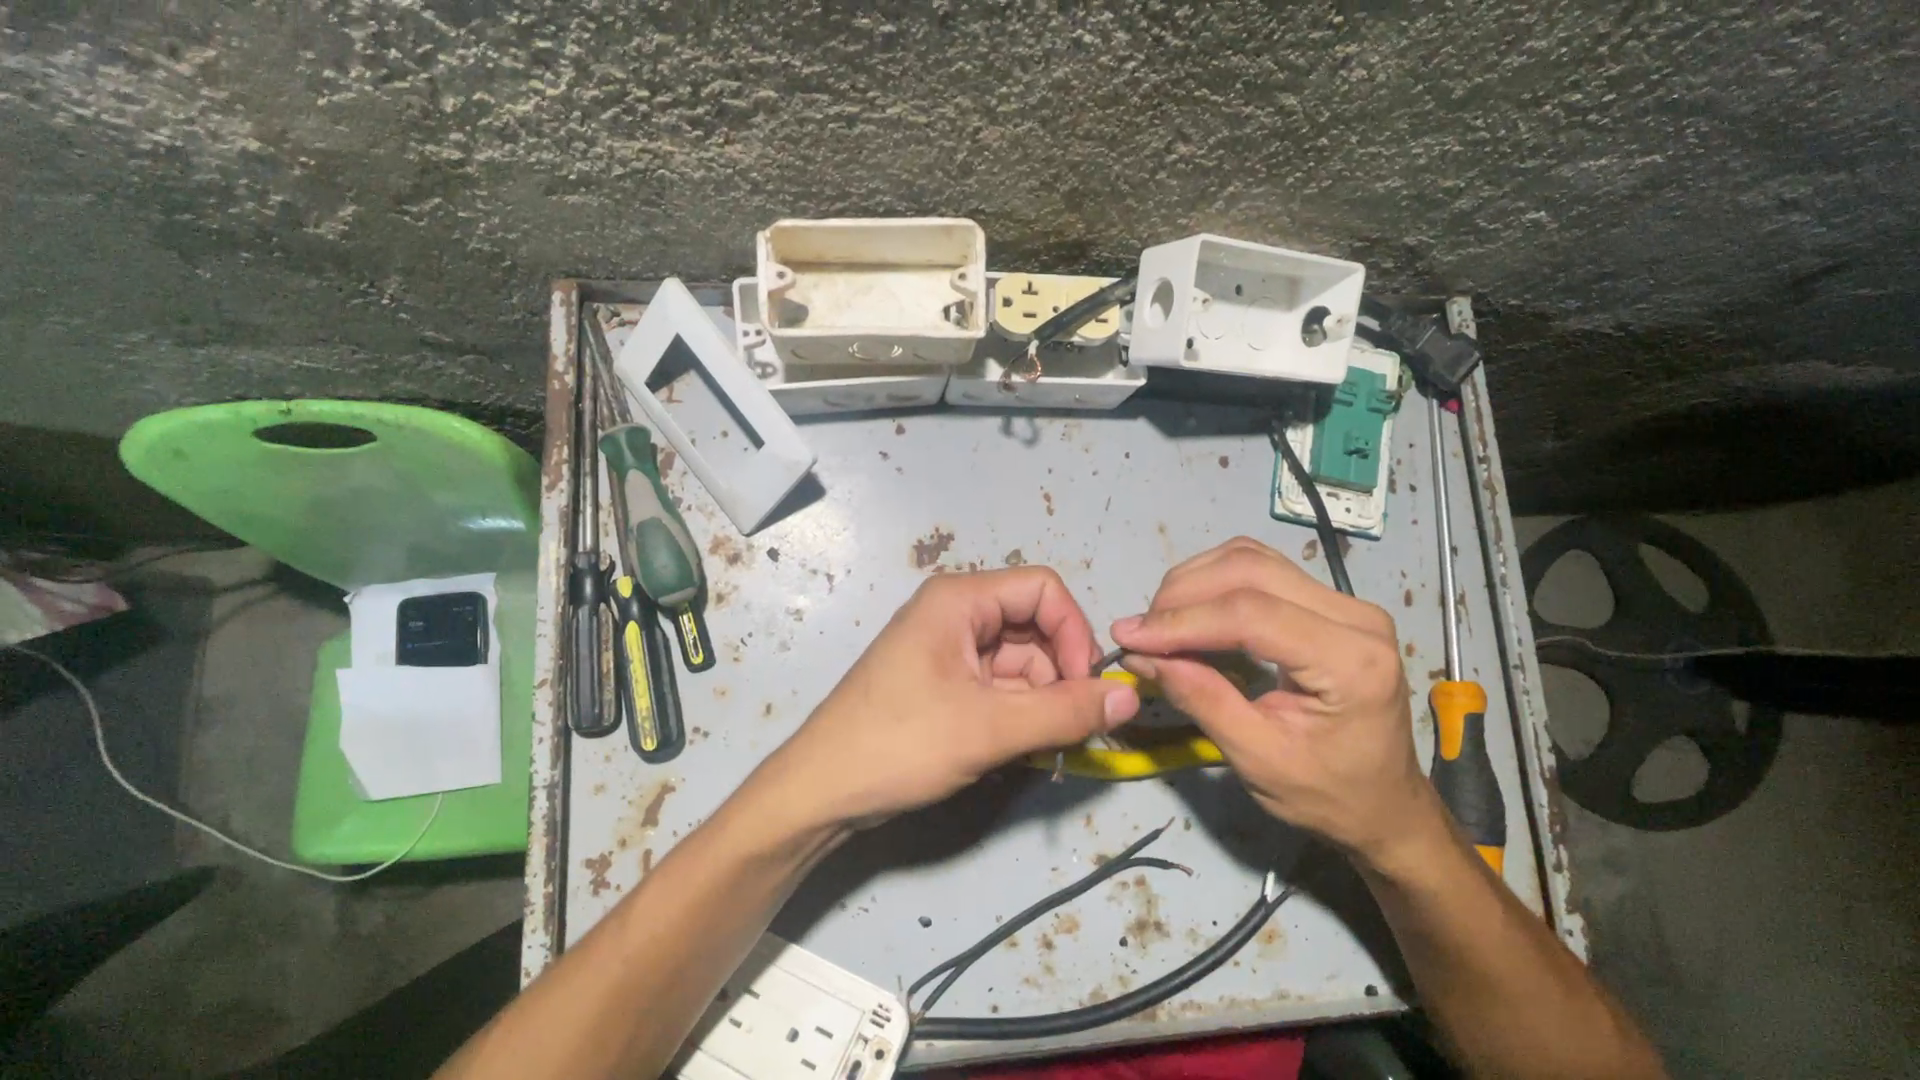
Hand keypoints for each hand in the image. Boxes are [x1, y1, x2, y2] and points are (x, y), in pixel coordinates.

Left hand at [757, 567, 1140, 828]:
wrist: (821, 792)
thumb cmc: (900, 744)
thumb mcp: (990, 728)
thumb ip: (1065, 711)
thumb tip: (1130, 697)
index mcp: (959, 600)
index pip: (1044, 590)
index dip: (1075, 633)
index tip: (1088, 688)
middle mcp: (955, 615)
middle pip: (1035, 629)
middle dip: (1059, 677)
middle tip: (1069, 729)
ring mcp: (946, 651)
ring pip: (1020, 665)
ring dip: (1038, 704)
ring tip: (1035, 749)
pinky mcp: (942, 685)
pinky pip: (998, 688)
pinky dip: (1015, 716)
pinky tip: (1013, 751)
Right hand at [1108, 537, 1438, 865]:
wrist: (1383, 804)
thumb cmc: (1328, 794)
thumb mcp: (1259, 759)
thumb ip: (1203, 700)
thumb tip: (1142, 656)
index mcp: (1350, 662)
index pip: (1252, 614)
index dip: (1182, 621)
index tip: (1129, 637)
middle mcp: (1356, 616)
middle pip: (1251, 570)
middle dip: (1183, 594)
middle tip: (1140, 632)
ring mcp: (1345, 603)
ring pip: (1253, 559)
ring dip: (1195, 581)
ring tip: (1158, 622)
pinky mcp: (1329, 603)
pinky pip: (1263, 569)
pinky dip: (1215, 582)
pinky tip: (1189, 610)